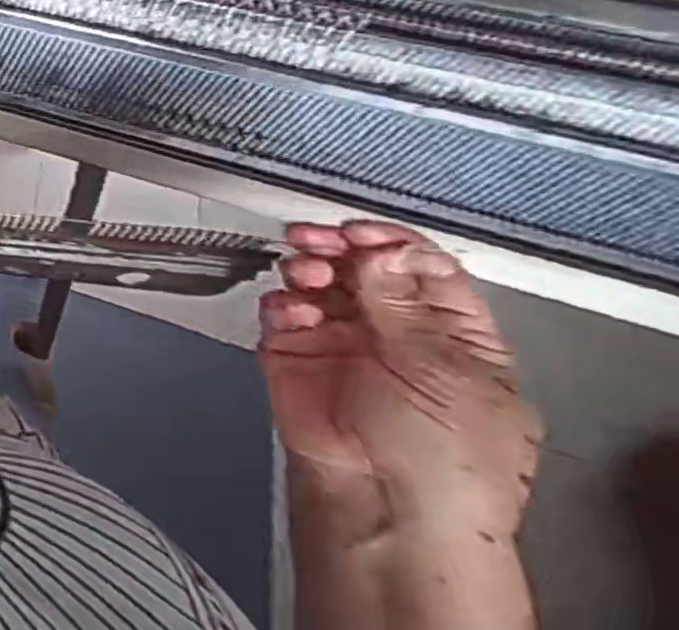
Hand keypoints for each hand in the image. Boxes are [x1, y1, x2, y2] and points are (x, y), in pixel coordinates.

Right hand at [261, 221, 540, 533]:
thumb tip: (382, 249)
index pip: (419, 267)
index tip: (359, 232)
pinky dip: (281, 303)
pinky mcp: (293, 349)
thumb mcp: (442, 370)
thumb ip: (402, 303)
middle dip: (336, 247)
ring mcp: (340, 338)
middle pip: (360, 268)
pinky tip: (291, 313)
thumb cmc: (444, 456)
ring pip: (316, 281)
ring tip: (305, 277)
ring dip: (307, 269)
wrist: (381, 498)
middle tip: (315, 239)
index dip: (389, 242)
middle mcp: (393, 330)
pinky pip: (280, 309)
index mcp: (450, 332)